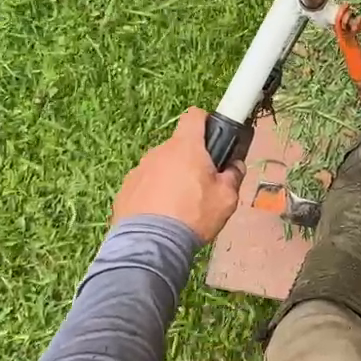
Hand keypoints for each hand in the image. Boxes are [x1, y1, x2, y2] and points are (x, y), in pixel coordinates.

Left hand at [111, 108, 245, 242]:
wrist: (151, 245)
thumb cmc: (193, 216)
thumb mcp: (227, 198)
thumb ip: (234, 176)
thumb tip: (234, 166)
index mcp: (186, 147)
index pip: (194, 115)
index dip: (206, 122)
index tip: (214, 138)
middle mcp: (159, 152)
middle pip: (179, 146)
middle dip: (191, 160)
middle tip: (203, 185)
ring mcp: (139, 170)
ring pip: (162, 166)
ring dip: (171, 178)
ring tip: (180, 206)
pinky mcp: (125, 189)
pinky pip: (145, 185)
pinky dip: (154, 194)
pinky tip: (162, 216)